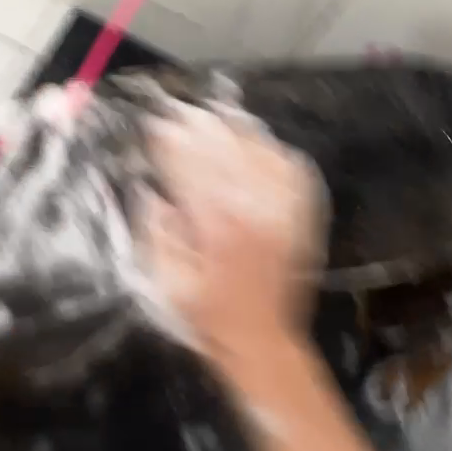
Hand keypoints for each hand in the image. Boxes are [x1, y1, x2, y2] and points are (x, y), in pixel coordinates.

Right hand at [139, 103, 326, 366]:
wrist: (261, 340)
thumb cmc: (206, 315)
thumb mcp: (165, 281)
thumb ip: (156, 233)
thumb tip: (151, 193)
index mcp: (213, 223)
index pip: (189, 165)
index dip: (169, 141)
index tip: (154, 126)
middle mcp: (251, 208)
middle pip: (223, 150)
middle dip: (198, 126)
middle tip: (179, 110)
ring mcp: (281, 210)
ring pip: (259, 153)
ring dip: (234, 130)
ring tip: (215, 113)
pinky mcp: (300, 217)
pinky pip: (292, 171)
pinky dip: (274, 152)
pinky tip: (258, 142)